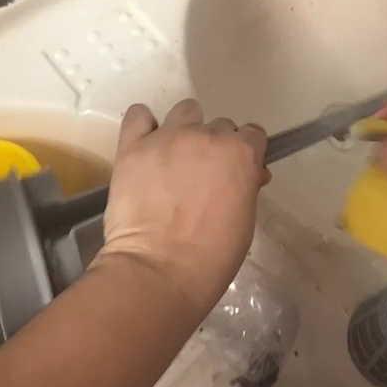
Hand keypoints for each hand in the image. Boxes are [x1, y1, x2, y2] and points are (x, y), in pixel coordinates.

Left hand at [97, 99, 269, 311]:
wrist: (157, 274)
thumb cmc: (211, 258)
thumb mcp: (244, 220)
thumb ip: (246, 186)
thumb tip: (247, 174)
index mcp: (241, 153)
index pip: (253, 134)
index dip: (246, 153)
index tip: (237, 172)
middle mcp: (208, 135)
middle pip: (220, 126)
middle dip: (215, 147)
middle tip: (202, 177)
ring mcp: (169, 137)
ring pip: (186, 111)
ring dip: (185, 130)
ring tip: (173, 159)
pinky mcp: (133, 147)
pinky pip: (139, 115)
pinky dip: (144, 125)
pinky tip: (145, 144)